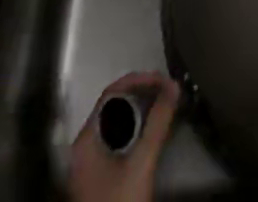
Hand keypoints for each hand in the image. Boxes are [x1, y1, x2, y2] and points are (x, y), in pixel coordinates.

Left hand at [68, 72, 180, 201]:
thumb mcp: (141, 165)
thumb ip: (157, 126)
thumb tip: (173, 88)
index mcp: (86, 138)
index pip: (111, 93)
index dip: (139, 81)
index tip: (165, 80)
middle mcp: (84, 145)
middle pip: (113, 107)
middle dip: (141, 94)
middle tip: (169, 91)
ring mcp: (92, 163)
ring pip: (116, 125)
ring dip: (141, 112)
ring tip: (166, 106)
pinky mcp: (102, 177)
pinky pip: (119, 142)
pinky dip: (137, 132)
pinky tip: (154, 133)